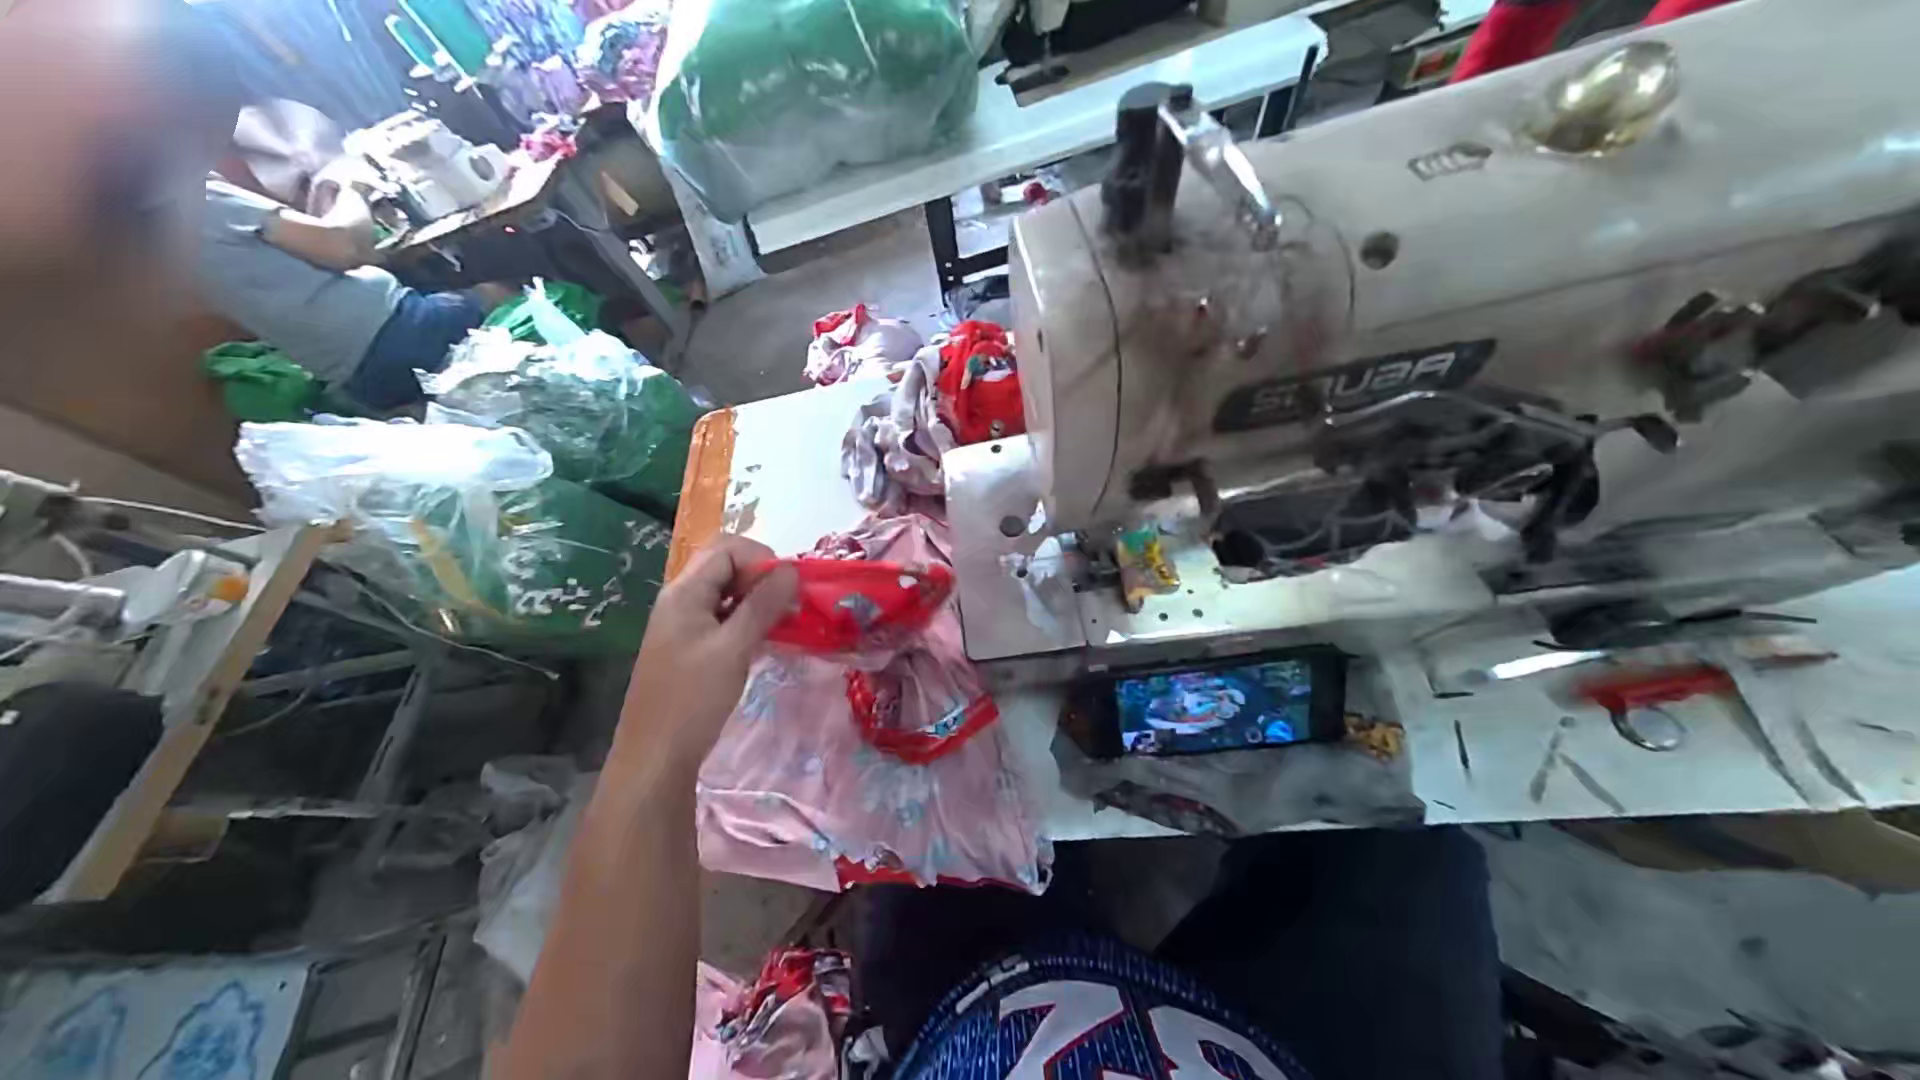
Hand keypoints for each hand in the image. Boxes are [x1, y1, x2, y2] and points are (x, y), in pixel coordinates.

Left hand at [610, 535, 797, 777]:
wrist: (655, 756)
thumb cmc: (693, 699)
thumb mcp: (733, 648)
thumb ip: (762, 605)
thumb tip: (792, 570)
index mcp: (685, 592)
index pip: (728, 549)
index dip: (762, 559)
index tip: (789, 589)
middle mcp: (681, 599)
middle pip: (726, 565)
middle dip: (762, 576)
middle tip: (790, 603)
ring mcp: (684, 623)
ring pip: (726, 592)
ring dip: (758, 598)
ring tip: (785, 621)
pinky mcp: (690, 645)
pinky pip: (723, 616)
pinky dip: (747, 619)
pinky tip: (766, 639)